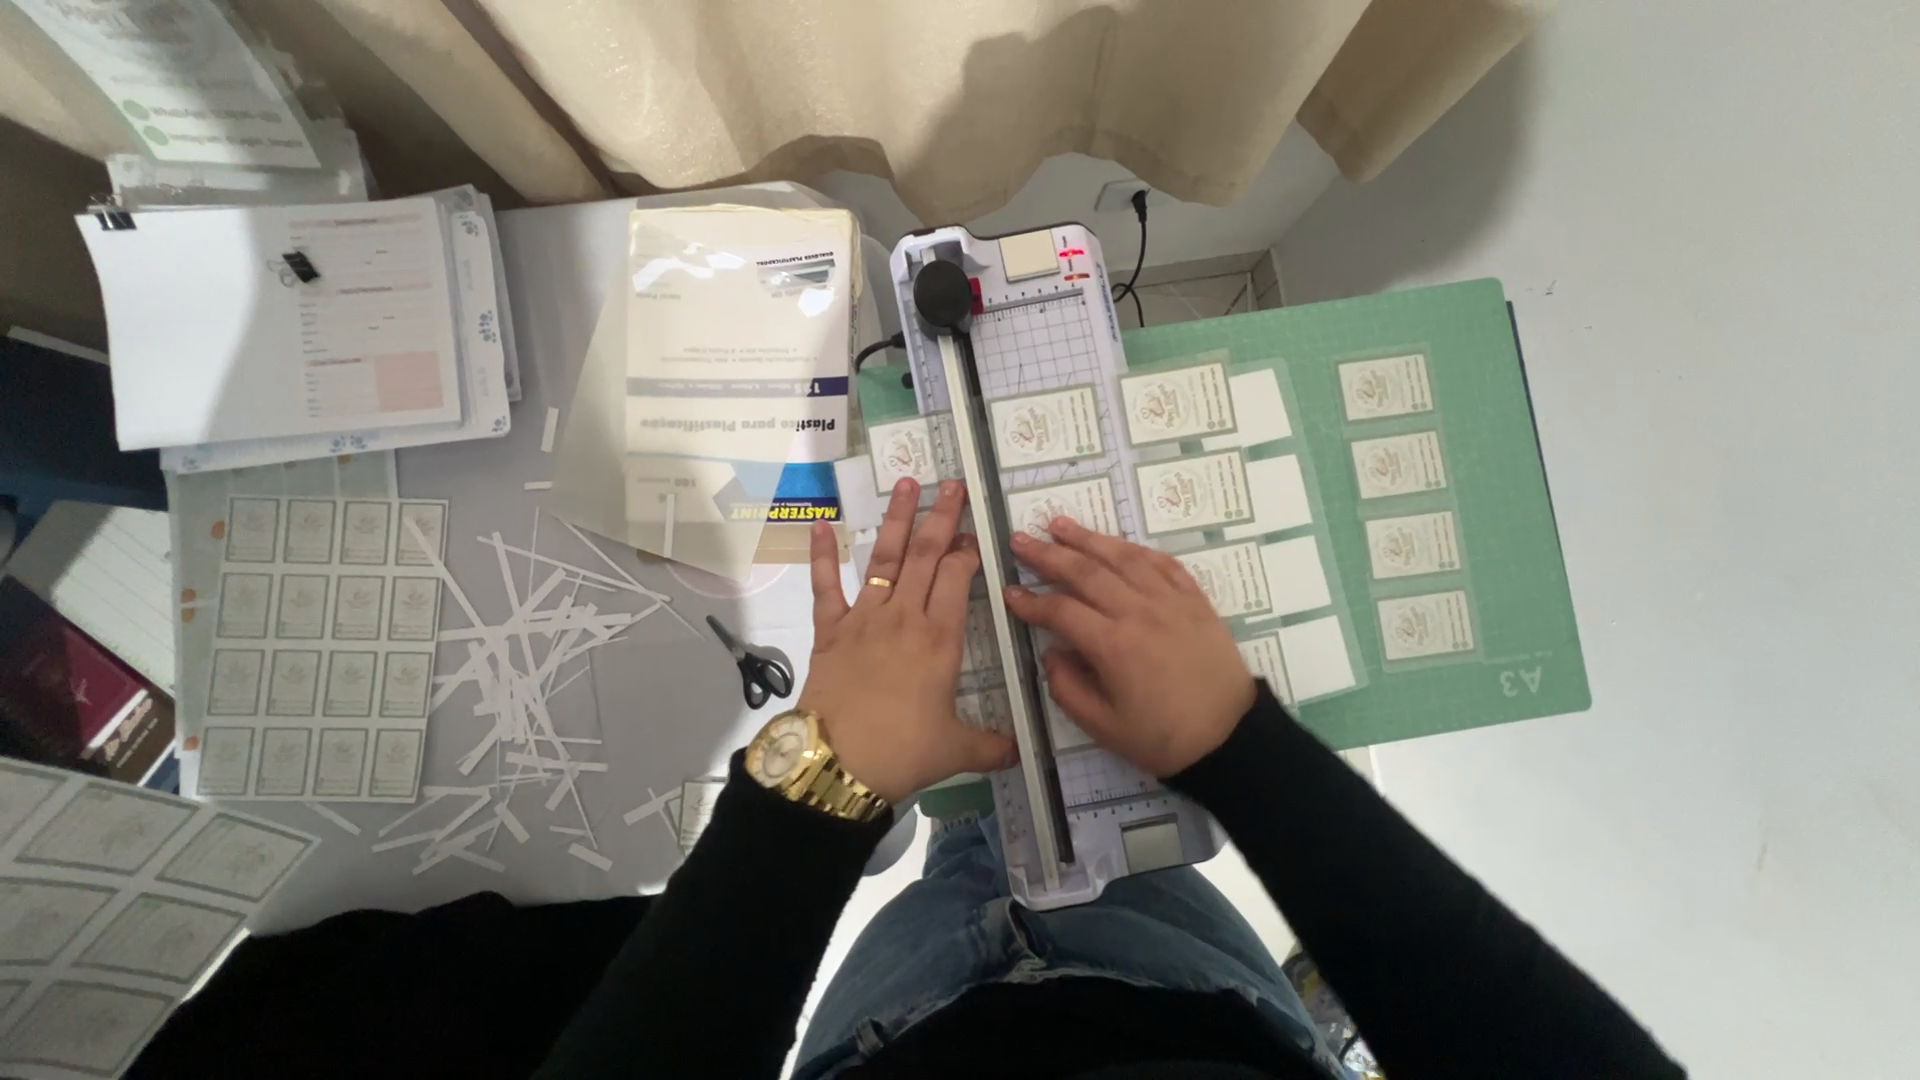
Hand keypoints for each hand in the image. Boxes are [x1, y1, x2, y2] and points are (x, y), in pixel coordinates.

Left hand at [797, 478, 1016, 802]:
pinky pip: (826, 586)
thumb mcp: (956, 751)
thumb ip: (991, 745)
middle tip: (952, 484)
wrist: (838, 765)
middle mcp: (904, 618)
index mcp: (939, 640)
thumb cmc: (903, 753)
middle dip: (942, 517)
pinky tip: (822, 524)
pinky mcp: (830, 631)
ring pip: (885, 559)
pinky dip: (822, 555)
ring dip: (898, 521)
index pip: (958, 579)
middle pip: (927, 556)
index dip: (967, 552)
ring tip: (907, 484)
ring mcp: (864, 619)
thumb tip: (1020, 751)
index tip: (974, 534)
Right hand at [1004, 517, 1256, 776]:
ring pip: (1122, 557)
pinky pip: (1162, 563)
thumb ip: (1067, 687)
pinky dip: (1135, 549)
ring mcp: (1170, 601)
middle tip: (1020, 539)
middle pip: (1086, 572)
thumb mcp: (1103, 727)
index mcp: (1113, 646)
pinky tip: (1117, 543)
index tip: (1009, 592)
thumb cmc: (1162, 739)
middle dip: (1048, 554)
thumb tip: (1052, 652)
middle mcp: (1139, 612)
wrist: (1231, 738)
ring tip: (1059, 524)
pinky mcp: (1194, 600)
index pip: (1061, 611)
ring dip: (1088, 538)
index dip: (1031, 602)